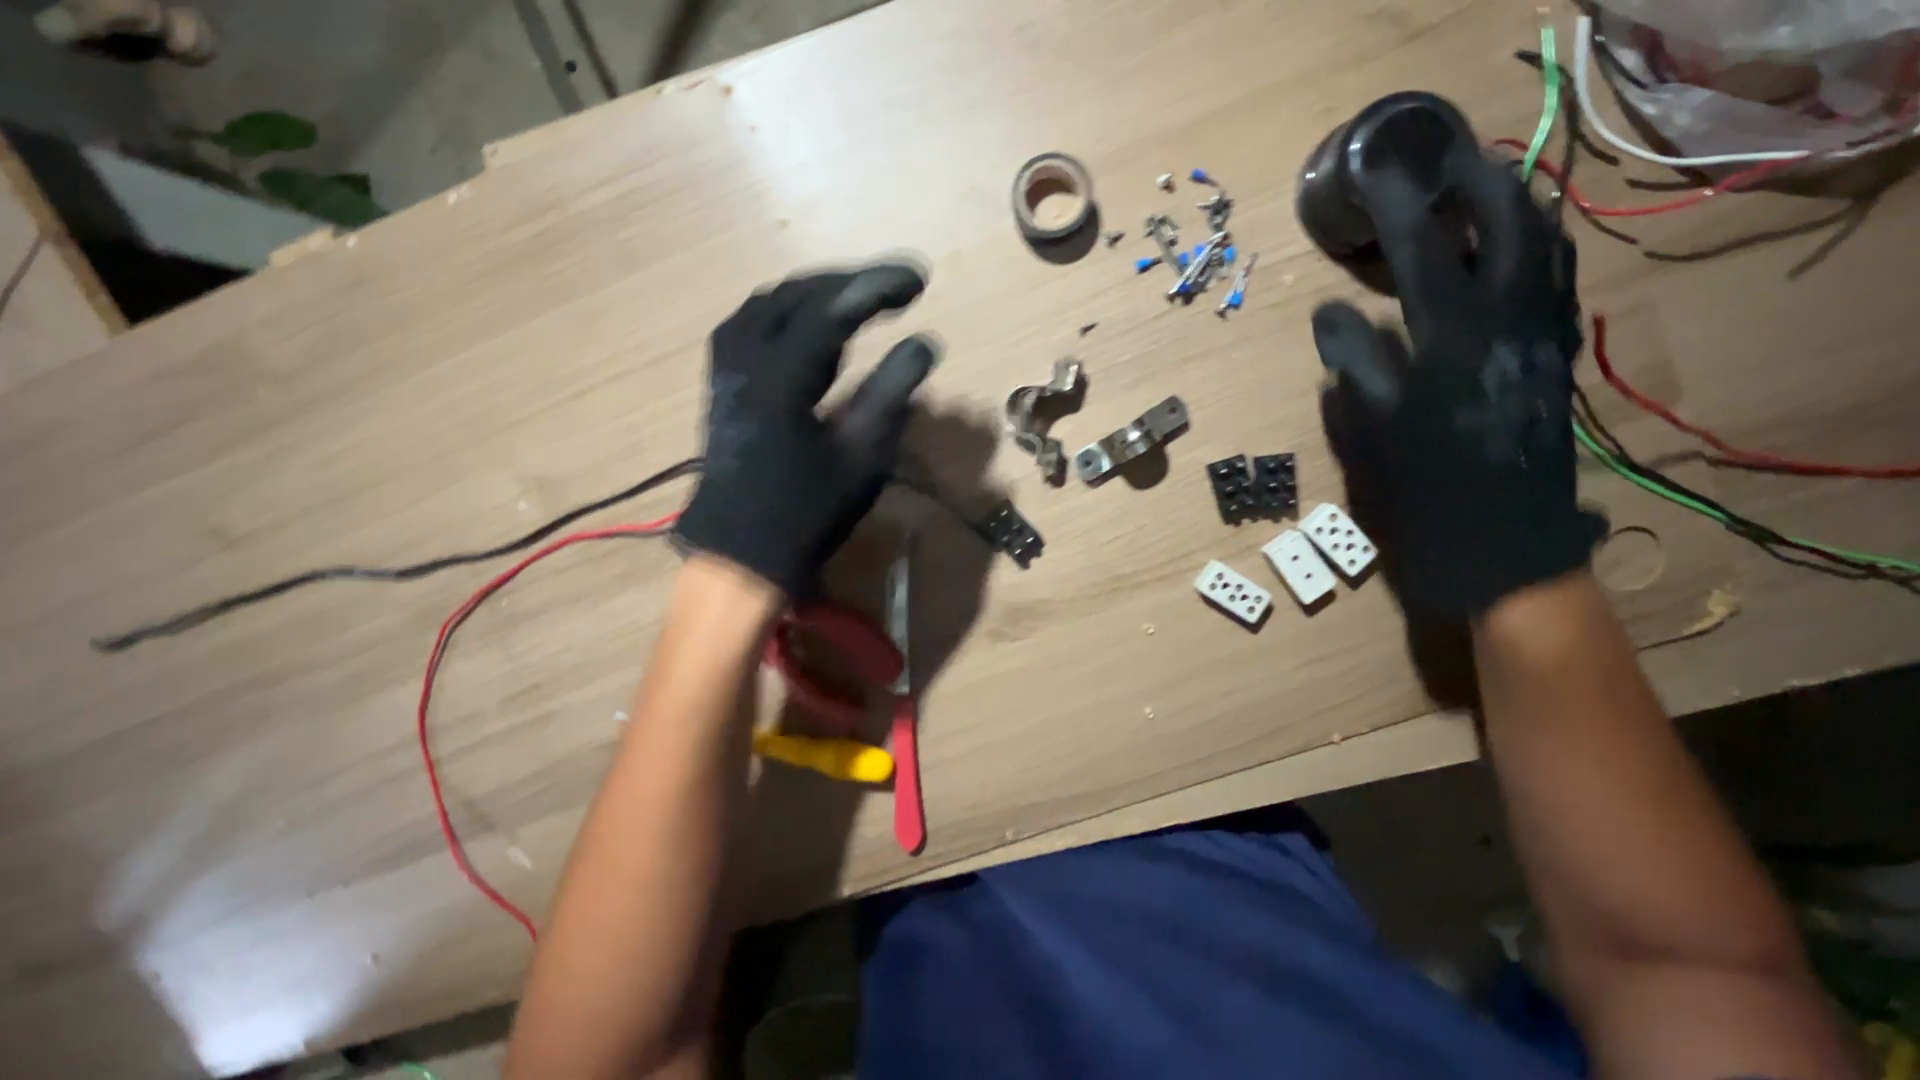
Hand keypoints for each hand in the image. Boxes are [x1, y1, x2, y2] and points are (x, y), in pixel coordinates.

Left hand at [676, 263, 935, 596]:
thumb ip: (891, 394)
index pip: (831, 310)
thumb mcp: (862, 459)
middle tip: (898, 288)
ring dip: (819, 293)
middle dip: (850, 283)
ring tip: (862, 300)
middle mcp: (745, 358)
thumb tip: (924, 343)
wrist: (740, 551)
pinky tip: (814, 324)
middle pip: (799, 295)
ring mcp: (727, 367)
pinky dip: (790, 311)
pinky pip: (754, 321)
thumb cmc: (806, 511)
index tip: (918, 280)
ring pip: (771, 303)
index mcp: (779, 378)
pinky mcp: (723, 380)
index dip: (877, 286)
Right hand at [1312, 147, 1605, 619]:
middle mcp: (1508, 322)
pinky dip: (1536, 248)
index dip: (1395, 201)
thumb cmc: (1426, 497)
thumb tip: (1332, 312)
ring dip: (1515, 207)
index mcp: (1451, 339)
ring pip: (1546, 246)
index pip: (1422, 247)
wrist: (1505, 551)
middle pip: (1509, 222)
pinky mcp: (1558, 358)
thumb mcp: (1370, 434)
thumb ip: (1352, 363)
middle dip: (1477, 180)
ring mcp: (1542, 337)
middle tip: (1444, 162)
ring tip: (1482, 193)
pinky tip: (1511, 255)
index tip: (1372, 169)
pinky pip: (1556, 281)